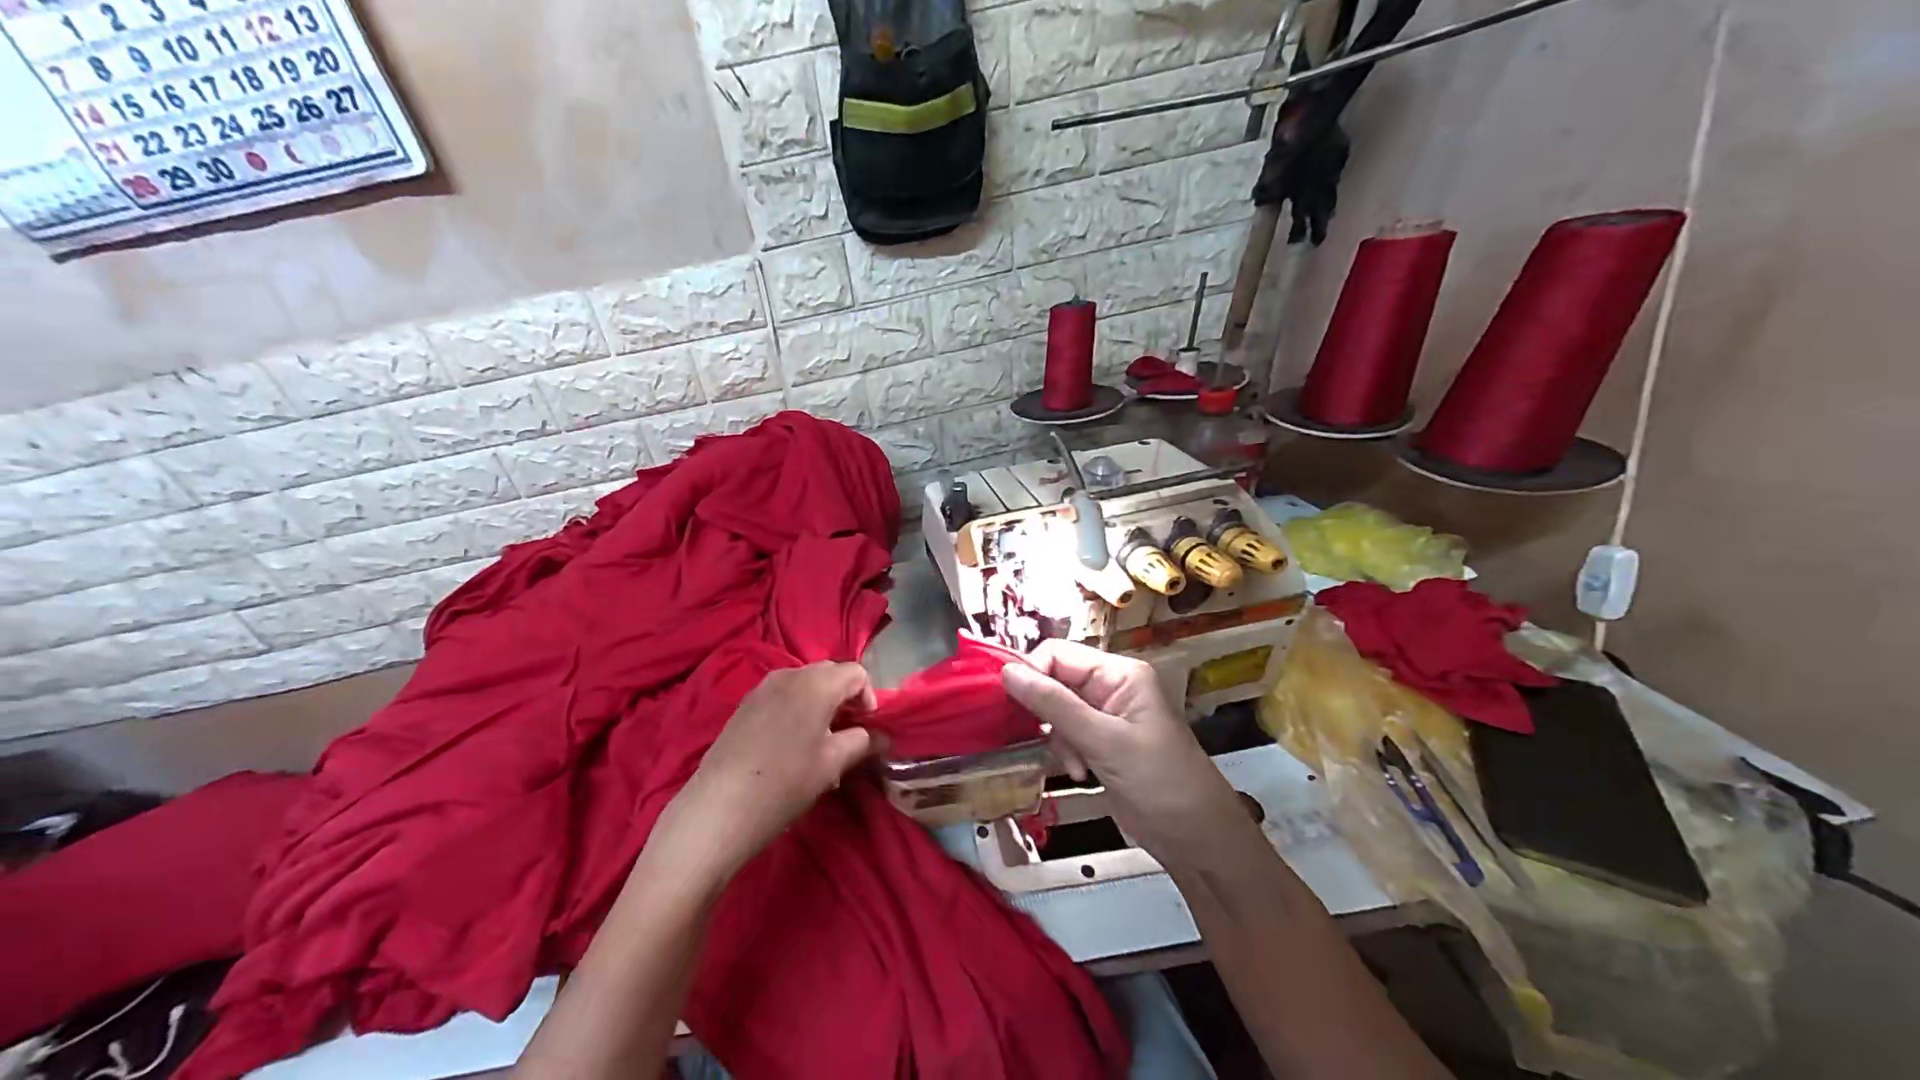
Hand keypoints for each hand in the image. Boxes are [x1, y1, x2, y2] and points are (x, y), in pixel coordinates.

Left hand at [653, 663, 879, 881]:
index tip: (866, 729)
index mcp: (816, 683)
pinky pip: (781, 696)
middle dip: (845, 698)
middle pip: (829, 673)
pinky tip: (790, 746)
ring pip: (804, 684)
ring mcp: (761, 688)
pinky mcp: (743, 706)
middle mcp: (788, 675)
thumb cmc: (785, 783)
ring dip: (820, 704)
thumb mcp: (832, 764)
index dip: (869, 697)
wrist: (718, 809)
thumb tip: (880, 737)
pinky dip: (796, 710)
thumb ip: (861, 742)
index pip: (856, 673)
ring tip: (819, 743)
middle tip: (847, 734)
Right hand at [1002, 641, 1259, 871]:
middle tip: (1039, 737)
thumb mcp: (1104, 741)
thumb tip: (1006, 672)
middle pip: (1055, 681)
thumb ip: (1054, 705)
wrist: (1196, 838)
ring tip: (1073, 764)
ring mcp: (1107, 717)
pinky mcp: (1102, 744)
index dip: (1032, 674)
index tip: (1013, 706)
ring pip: (1057, 710)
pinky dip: (1066, 752)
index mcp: (1119, 674)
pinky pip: (1067, 734)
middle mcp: (1111, 687)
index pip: (1058, 654)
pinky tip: (1080, 773)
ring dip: (1057, 737)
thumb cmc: (1159, 782)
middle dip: (1045, 711)